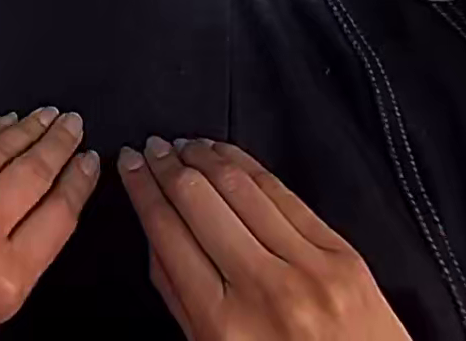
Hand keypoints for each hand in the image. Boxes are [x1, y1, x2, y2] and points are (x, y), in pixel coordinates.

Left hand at [0, 109, 98, 340]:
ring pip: (6, 148)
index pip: (60, 215)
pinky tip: (11, 120)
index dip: (81, 182)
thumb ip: (18, 267)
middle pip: (38, 173)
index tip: (91, 162)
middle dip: (62, 144)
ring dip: (34, 128)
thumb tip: (47, 212)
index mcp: (2, 281)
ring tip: (51, 115)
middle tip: (76, 125)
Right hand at [119, 137, 410, 340]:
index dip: (141, 189)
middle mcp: (263, 290)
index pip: (167, 233)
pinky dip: (244, 162)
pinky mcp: (340, 252)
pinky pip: (280, 190)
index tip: (126, 163)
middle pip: (198, 200)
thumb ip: (180, 301)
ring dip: (202, 155)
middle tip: (150, 146)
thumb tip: (155, 231)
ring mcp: (307, 266)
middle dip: (167, 165)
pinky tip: (223, 151)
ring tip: (182, 143)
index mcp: (224, 329)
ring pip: (238, 185)